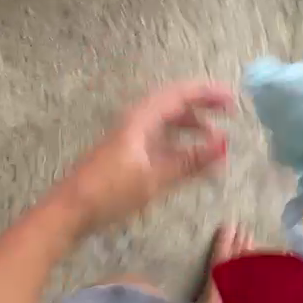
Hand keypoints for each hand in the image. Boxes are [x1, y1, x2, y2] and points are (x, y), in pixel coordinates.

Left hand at [50, 81, 235, 233]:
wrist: (70, 210)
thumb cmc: (110, 191)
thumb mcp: (154, 177)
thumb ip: (190, 161)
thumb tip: (224, 144)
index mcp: (141, 119)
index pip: (179, 94)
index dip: (207, 92)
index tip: (232, 98)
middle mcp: (136, 122)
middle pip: (173, 103)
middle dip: (202, 106)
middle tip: (230, 113)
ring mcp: (130, 138)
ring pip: (166, 122)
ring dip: (191, 126)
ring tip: (215, 140)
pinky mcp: (126, 154)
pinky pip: (159, 139)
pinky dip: (179, 144)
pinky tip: (190, 158)